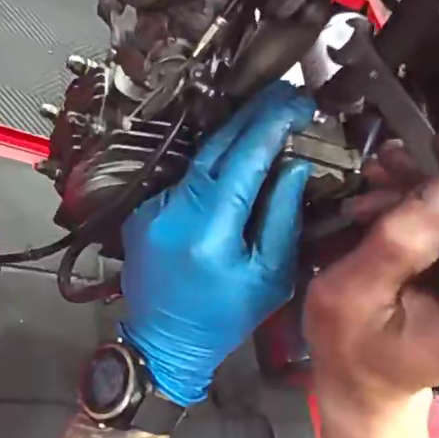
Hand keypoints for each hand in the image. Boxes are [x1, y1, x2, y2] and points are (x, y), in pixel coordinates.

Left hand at [120, 81, 313, 404]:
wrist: (165, 342)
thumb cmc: (220, 320)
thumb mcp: (268, 277)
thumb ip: (282, 217)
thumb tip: (294, 166)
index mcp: (208, 231)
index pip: (242, 160)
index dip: (271, 125)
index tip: (296, 104)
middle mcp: (172, 212)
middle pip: (215, 147)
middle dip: (252, 116)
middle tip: (284, 95)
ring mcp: (151, 210)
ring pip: (197, 160)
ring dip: (232, 137)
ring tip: (265, 118)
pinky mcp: (143, 214)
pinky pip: (182, 178)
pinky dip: (210, 165)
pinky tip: (233, 156)